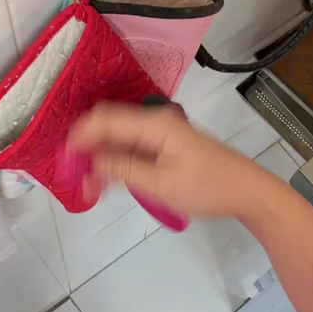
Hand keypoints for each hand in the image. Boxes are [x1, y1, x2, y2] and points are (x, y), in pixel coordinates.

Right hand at [67, 104, 291, 222]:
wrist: (248, 192)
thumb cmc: (208, 188)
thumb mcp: (162, 184)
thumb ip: (124, 170)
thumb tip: (91, 161)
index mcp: (155, 124)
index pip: (106, 119)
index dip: (80, 136)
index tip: (63, 158)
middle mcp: (157, 121)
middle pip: (111, 125)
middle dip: (88, 147)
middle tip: (74, 175)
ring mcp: (163, 133)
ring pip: (121, 137)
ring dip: (102, 156)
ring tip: (90, 183)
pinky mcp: (167, 145)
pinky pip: (134, 147)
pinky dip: (119, 160)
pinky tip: (110, 179)